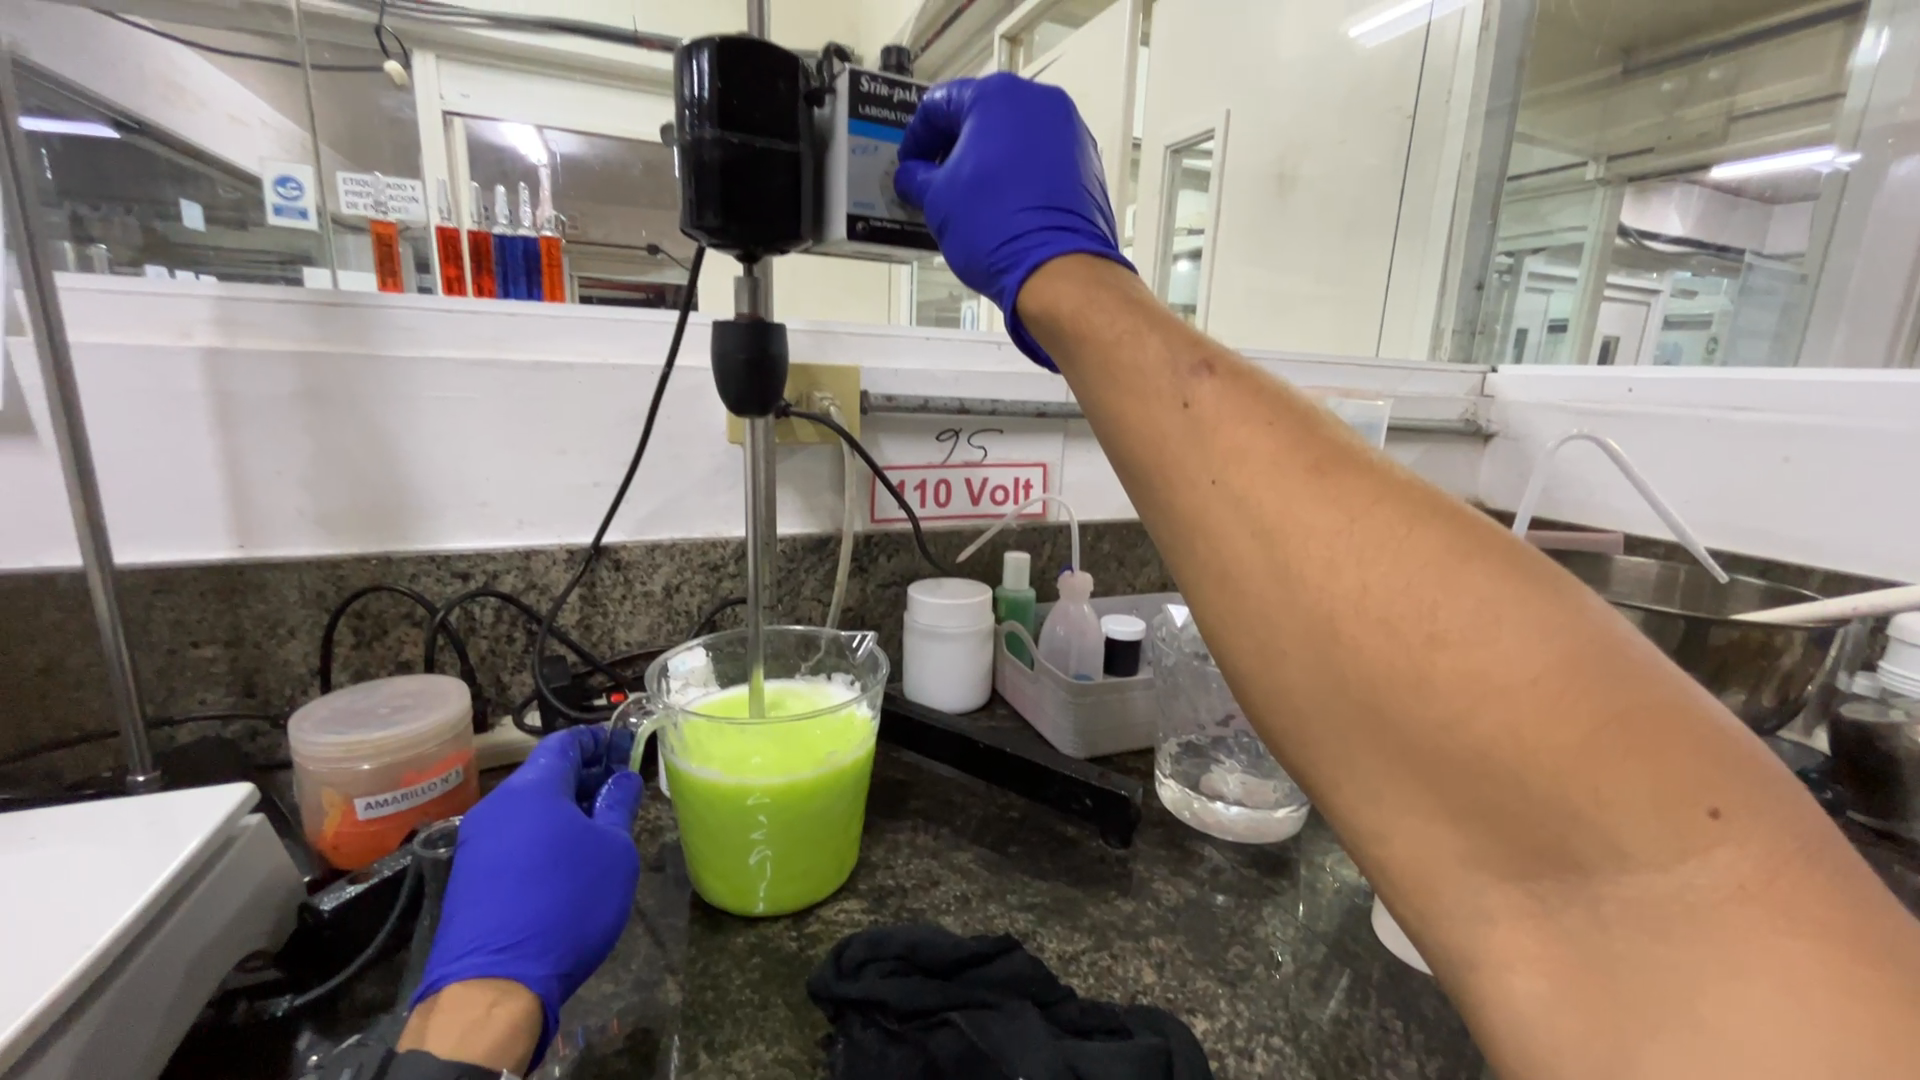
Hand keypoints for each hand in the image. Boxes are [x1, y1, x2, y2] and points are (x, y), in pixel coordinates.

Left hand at [409, 726, 642, 1067]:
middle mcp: (498, 806)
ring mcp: (478, 841)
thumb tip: (623, 777)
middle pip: (544, 774)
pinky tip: (568, 859)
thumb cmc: (568, 902)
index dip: (598, 741)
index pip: (565, 742)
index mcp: (533, 789)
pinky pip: (514, 837)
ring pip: (528, 808)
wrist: (494, 985)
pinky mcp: (471, 875)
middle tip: (620, 789)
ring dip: (565, 808)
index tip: (626, 748)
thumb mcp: (613, 850)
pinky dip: (543, 834)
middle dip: (584, 775)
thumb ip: (618, 805)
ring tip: (600, 826)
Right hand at [894, 73, 1134, 369]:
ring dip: (989, 161)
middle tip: (938, 182)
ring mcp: (1069, 131)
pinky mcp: (1086, 163)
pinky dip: (1020, 175)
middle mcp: (1037, 101)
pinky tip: (1006, 207)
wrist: (1056, 270)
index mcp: (995, 97)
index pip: (940, 105)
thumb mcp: (938, 202)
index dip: (917, 138)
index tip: (910, 167)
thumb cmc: (994, 228)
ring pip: (1015, 137)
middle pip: (983, 115)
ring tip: (972, 199)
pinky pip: (1043, 160)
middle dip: (956, 147)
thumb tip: (911, 176)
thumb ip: (917, 179)